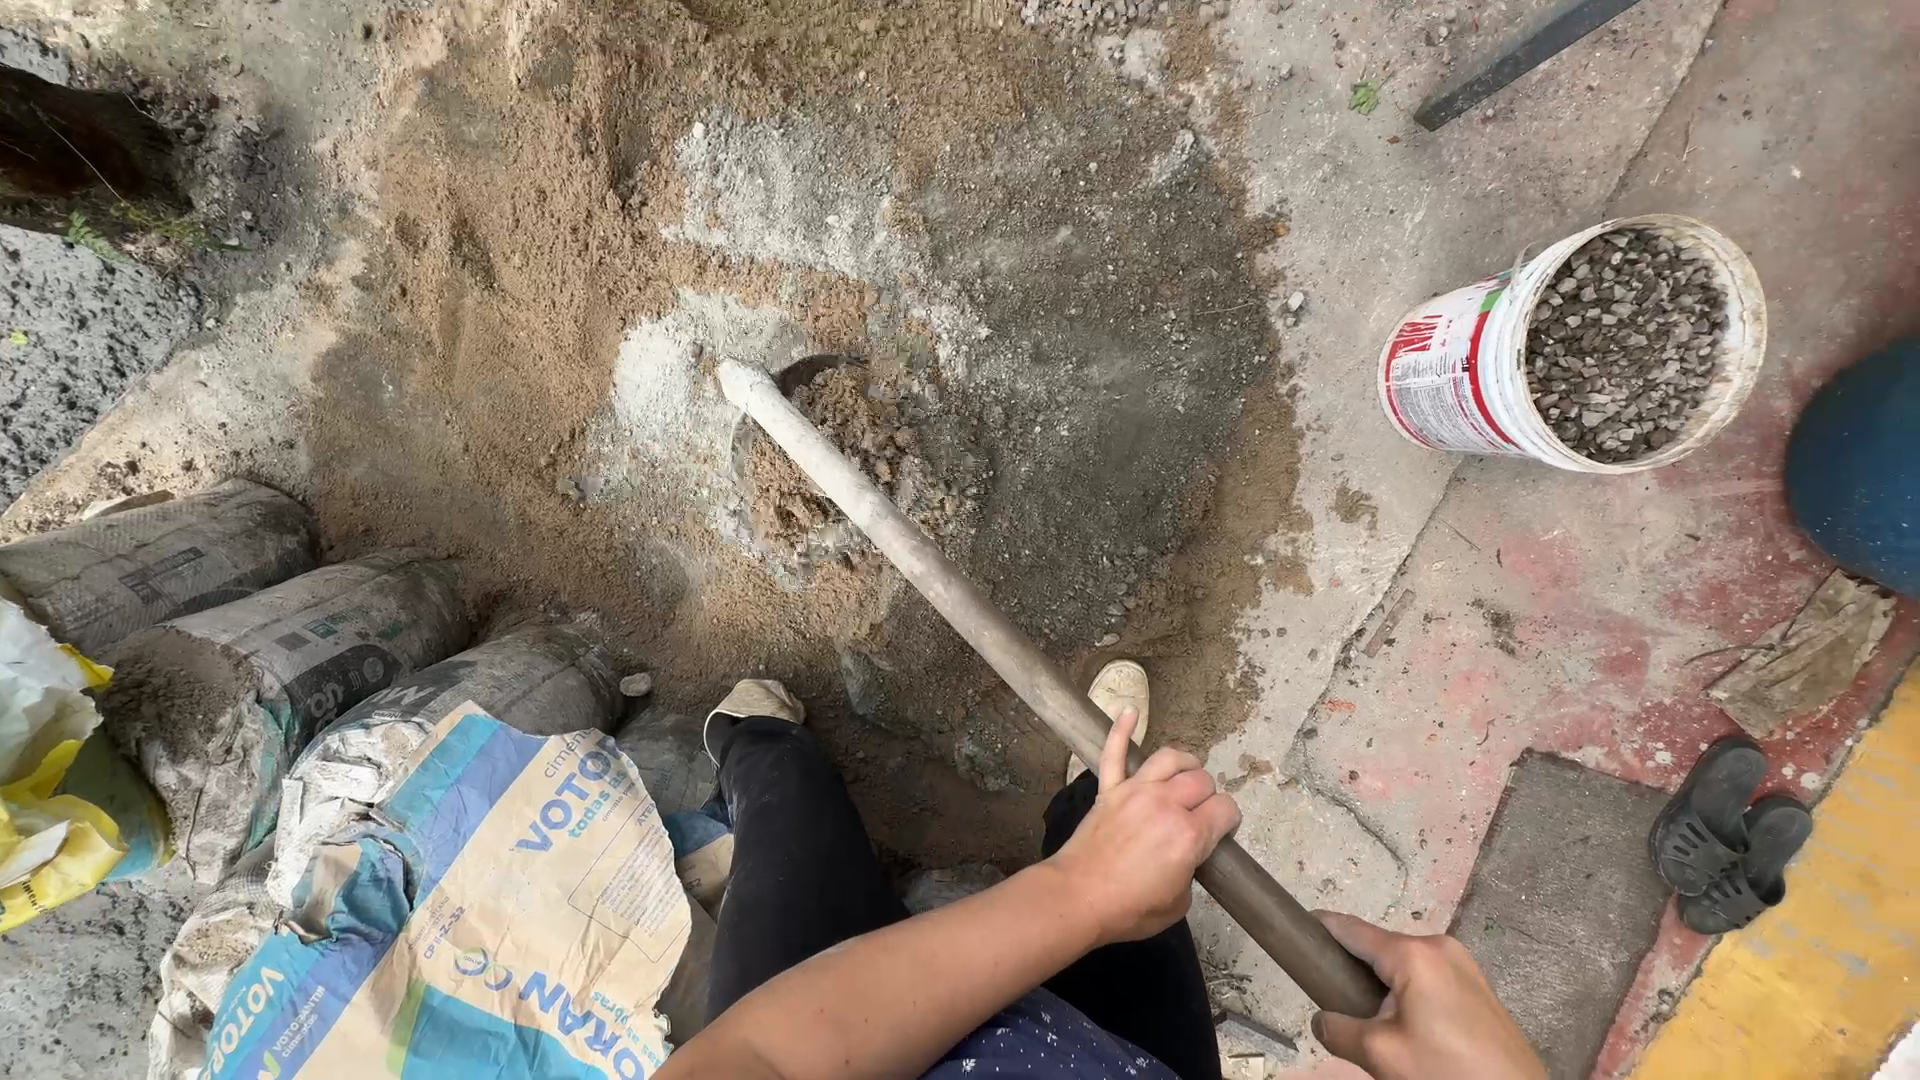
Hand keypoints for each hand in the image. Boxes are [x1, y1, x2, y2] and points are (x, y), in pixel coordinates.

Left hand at [1045, 709, 1240, 945]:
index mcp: (1190, 835)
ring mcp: (1135, 791)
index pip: (1226, 809)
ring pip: (1169, 758)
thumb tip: (1186, 852)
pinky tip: (1130, 711)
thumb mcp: (1180, 902)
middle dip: (1208, 795)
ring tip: (1188, 771)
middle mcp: (1166, 804)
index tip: (1221, 830)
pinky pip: (1115, 752)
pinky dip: (1121, 729)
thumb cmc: (1130, 909)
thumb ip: (1191, 868)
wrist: (1079, 897)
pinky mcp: (1109, 790)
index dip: (1228, 820)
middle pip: (1201, 780)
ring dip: (1184, 763)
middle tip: (1200, 813)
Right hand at [1311, 912, 1545, 1079]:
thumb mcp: (1380, 1056)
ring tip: (1382, 1030)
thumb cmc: (1449, 1077)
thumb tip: (1322, 1021)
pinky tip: (1412, 1032)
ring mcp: (1464, 965)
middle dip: (1355, 973)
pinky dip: (1409, 995)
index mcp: (1413, 953)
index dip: (1318, 928)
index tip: (1295, 934)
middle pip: (1377, 949)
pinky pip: (1428, 979)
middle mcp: (1439, 946)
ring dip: (1384, 988)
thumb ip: (1337, 1030)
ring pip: (1403, 966)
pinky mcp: (1480, 988)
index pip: (1349, 928)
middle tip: (1346, 1011)